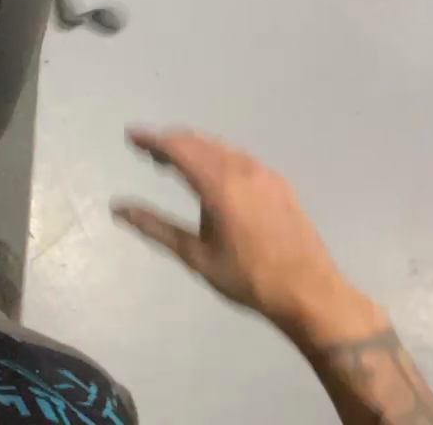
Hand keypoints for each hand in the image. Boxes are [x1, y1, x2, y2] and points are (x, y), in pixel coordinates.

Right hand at [112, 128, 384, 345]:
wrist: (314, 296)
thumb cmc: (249, 278)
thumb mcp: (196, 256)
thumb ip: (155, 227)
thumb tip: (117, 208)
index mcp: (219, 185)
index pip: (177, 148)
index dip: (151, 139)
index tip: (131, 136)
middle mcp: (242, 170)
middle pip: (197, 141)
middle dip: (169, 141)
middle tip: (147, 152)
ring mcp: (264, 174)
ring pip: (219, 146)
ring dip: (192, 147)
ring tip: (174, 161)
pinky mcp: (279, 183)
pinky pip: (238, 156)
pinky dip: (215, 154)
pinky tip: (211, 173)